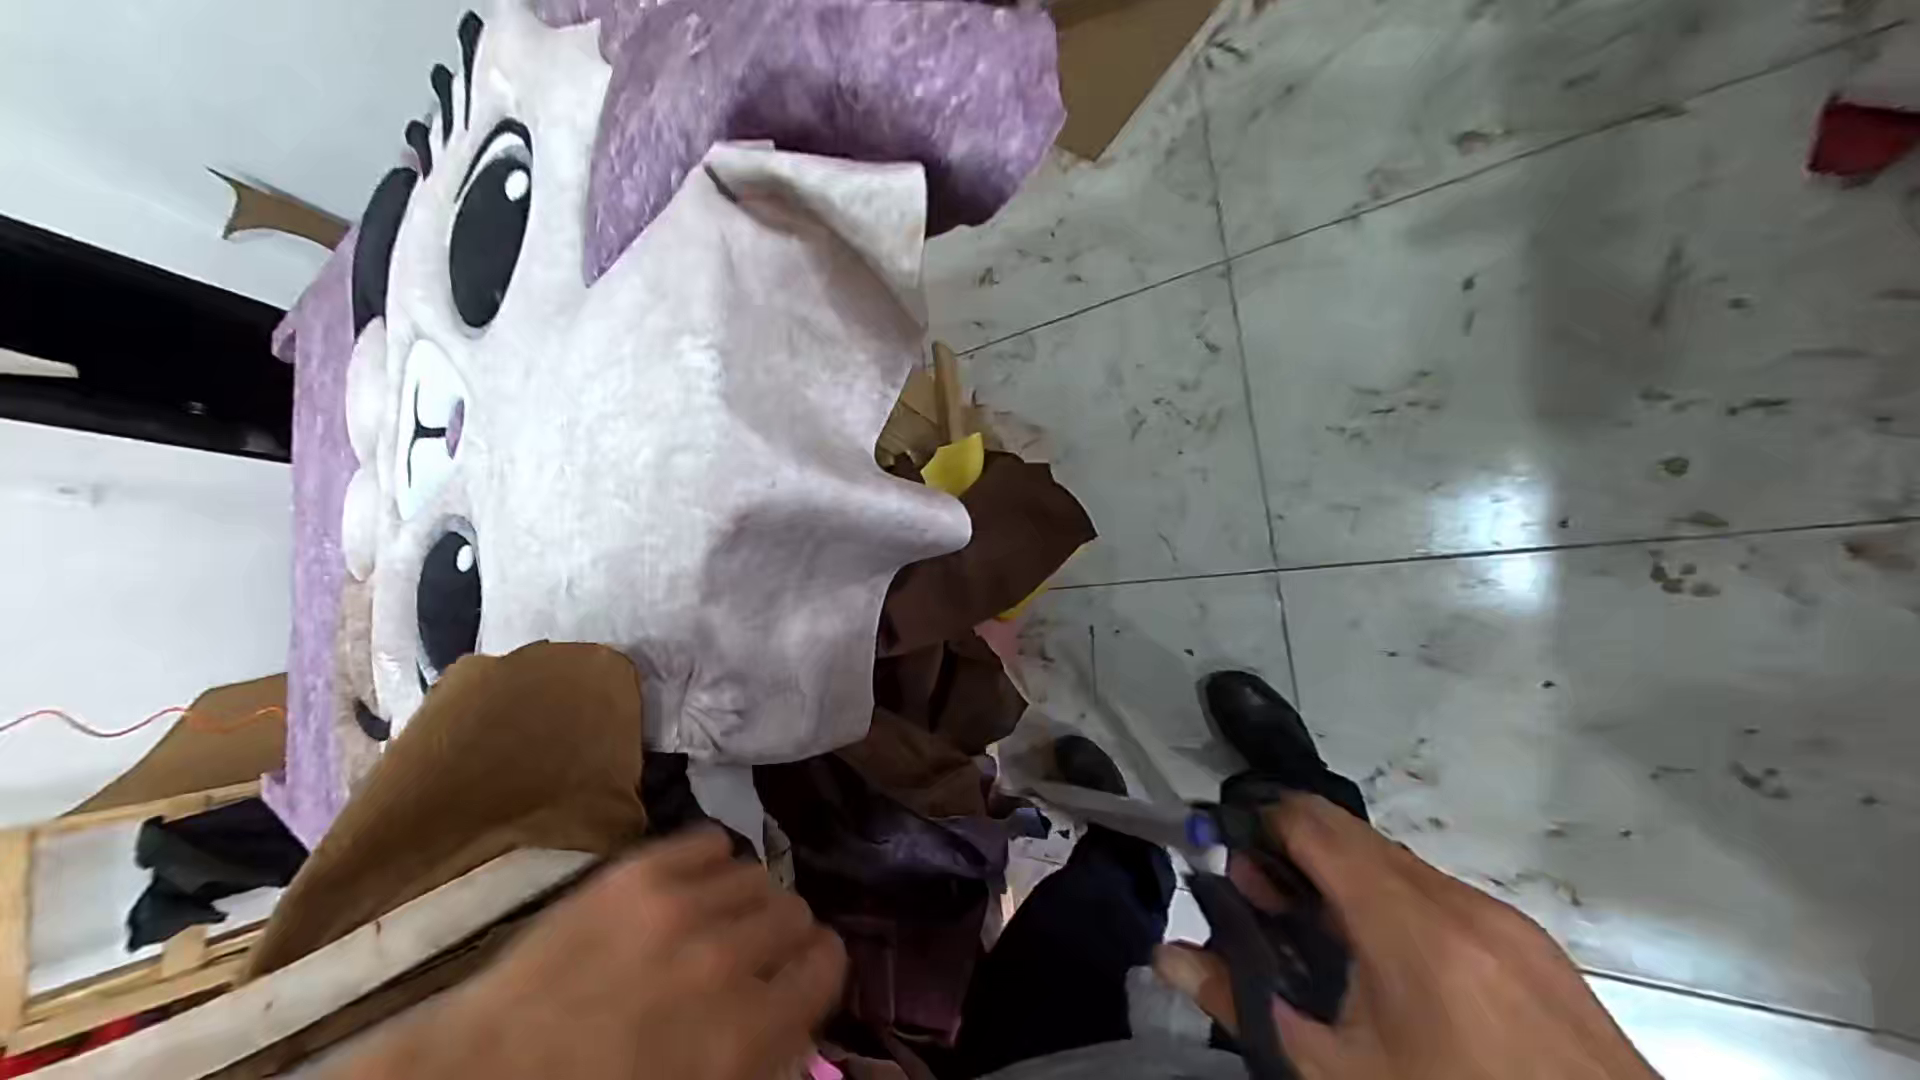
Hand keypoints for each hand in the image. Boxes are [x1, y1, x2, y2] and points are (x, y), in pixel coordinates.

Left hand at [342, 828, 846, 1079]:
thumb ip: (761, 1061)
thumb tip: (797, 1018)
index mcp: (744, 1034)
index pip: (828, 961)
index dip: (816, 969)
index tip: (796, 976)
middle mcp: (726, 960)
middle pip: (795, 911)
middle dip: (780, 936)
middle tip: (750, 955)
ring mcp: (679, 907)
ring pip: (757, 874)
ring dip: (744, 901)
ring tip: (713, 922)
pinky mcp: (637, 872)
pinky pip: (711, 840)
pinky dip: (711, 863)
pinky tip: (691, 889)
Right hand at [1154, 795, 1658, 1079]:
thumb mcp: (1339, 1075)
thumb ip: (1244, 1002)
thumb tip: (1167, 957)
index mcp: (1408, 924)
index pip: (1313, 824)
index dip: (1260, 823)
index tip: (1229, 858)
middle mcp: (1457, 900)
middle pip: (1349, 835)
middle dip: (1292, 852)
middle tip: (1261, 901)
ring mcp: (1502, 917)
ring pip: (1393, 861)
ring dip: (1340, 876)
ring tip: (1319, 935)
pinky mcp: (1531, 942)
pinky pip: (1436, 891)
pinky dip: (1389, 899)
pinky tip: (1387, 963)